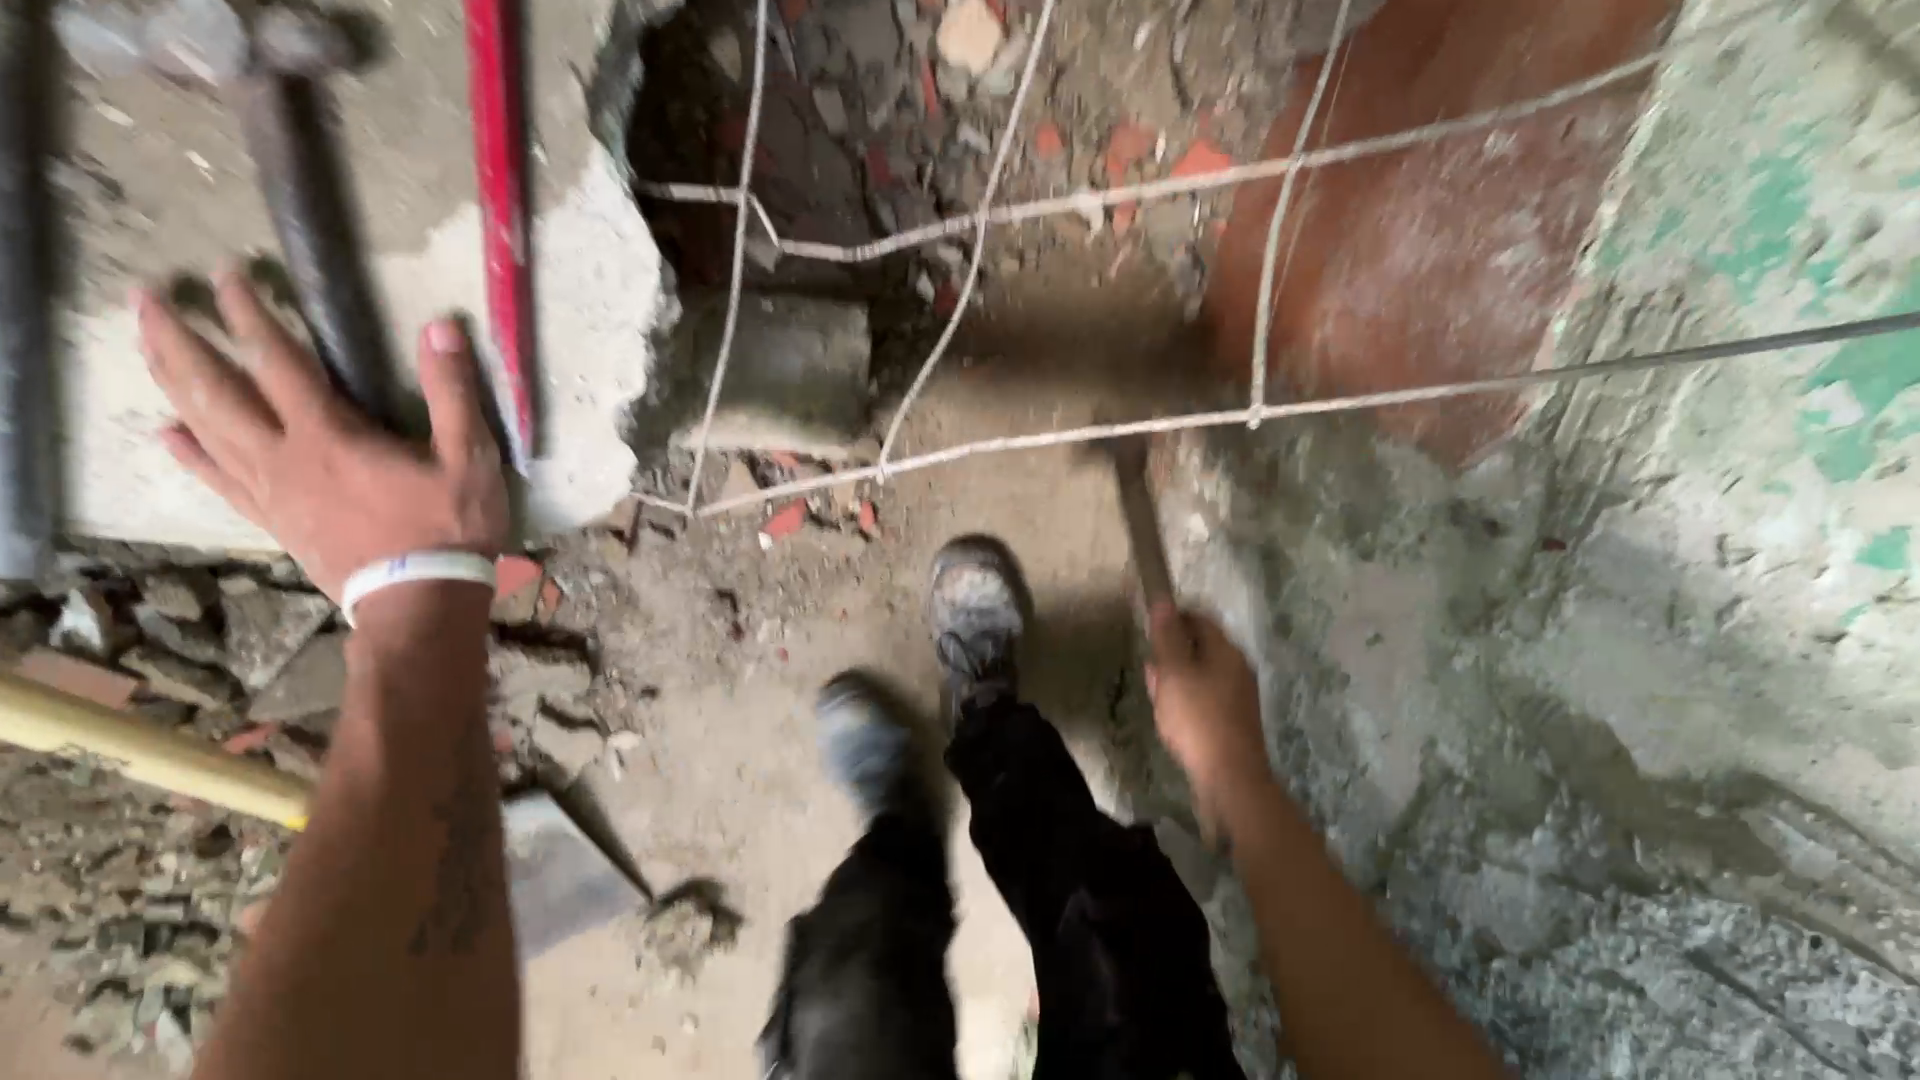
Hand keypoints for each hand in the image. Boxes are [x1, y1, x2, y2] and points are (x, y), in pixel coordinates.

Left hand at [136, 266, 509, 604]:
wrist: (421, 600)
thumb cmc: (449, 527)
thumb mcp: (469, 456)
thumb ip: (452, 392)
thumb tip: (440, 328)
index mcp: (330, 435)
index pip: (278, 360)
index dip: (250, 315)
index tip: (226, 276)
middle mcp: (284, 456)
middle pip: (215, 390)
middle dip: (180, 340)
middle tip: (147, 299)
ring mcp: (271, 491)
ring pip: (206, 428)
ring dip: (171, 382)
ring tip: (146, 346)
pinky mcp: (274, 521)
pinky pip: (220, 481)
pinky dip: (190, 454)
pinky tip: (168, 434)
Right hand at [1146, 603, 1271, 807]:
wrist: (1230, 777)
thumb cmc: (1197, 719)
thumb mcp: (1174, 673)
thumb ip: (1167, 636)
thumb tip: (1163, 600)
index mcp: (1225, 650)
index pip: (1198, 618)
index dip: (1172, 618)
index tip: (1149, 631)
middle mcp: (1237, 667)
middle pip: (1200, 647)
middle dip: (1171, 654)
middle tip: (1151, 672)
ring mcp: (1239, 695)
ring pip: (1201, 674)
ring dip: (1176, 679)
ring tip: (1158, 699)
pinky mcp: (1235, 719)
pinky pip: (1206, 697)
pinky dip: (1187, 700)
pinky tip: (1173, 719)